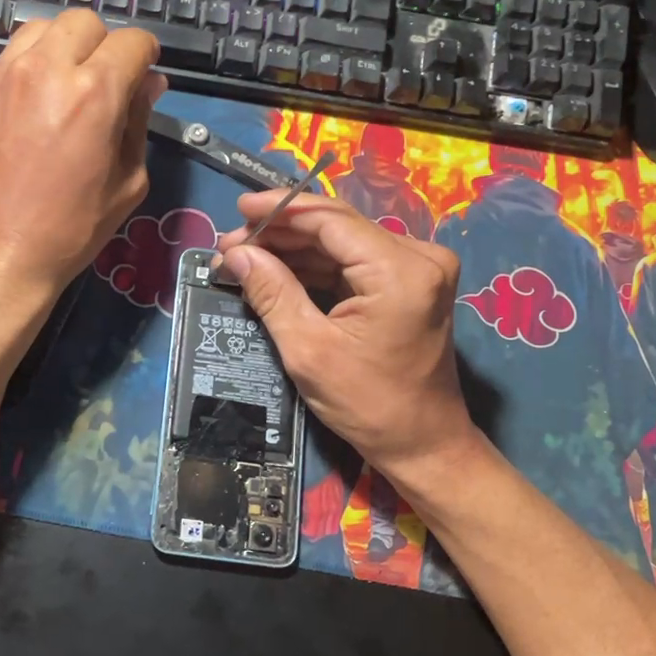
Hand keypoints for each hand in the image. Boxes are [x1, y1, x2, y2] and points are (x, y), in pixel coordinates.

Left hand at [0, 10, 164, 311]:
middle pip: (83, 22)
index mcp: (93, 92)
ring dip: (59, 50)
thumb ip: (139, 123)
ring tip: (60, 88)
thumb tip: (148, 84)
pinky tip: (24, 113)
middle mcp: (44, 69)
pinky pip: (6, 61)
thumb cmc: (68, 232)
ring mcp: (0, 75)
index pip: (132, 41)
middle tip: (100, 84)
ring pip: (39, 30)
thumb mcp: (126, 184)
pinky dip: (24, 74)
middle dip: (101, 46)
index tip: (141, 77)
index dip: (144, 57)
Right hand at [215, 193, 486, 495]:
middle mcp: (419, 257)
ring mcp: (420, 269)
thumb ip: (272, 292)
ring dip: (296, 248)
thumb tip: (235, 254)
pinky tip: (278, 269)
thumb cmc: (367, 404)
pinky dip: (318, 266)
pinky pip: (356, 262)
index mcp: (400, 270)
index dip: (280, 211)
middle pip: (339, 226)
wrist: (423, 444)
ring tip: (246, 256)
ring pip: (345, 243)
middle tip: (232, 243)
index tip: (238, 212)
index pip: (332, 220)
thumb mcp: (308, 350)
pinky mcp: (412, 285)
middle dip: (283, 231)